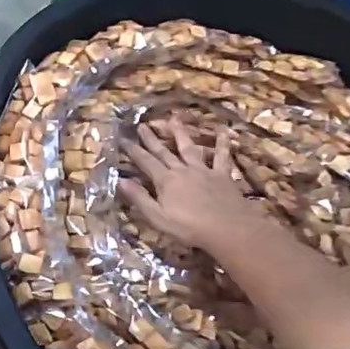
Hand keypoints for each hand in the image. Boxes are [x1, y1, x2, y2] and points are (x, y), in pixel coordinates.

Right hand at [118, 121, 271, 253]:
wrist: (229, 229)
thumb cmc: (190, 228)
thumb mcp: (158, 217)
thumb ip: (139, 198)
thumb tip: (120, 181)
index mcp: (165, 181)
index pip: (145, 162)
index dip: (132, 150)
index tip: (122, 139)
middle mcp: (182, 170)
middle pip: (163, 152)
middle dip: (151, 139)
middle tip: (141, 125)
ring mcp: (203, 170)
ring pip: (189, 147)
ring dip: (180, 133)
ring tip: (173, 119)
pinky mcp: (222, 175)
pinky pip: (221, 156)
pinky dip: (221, 143)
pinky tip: (223, 131)